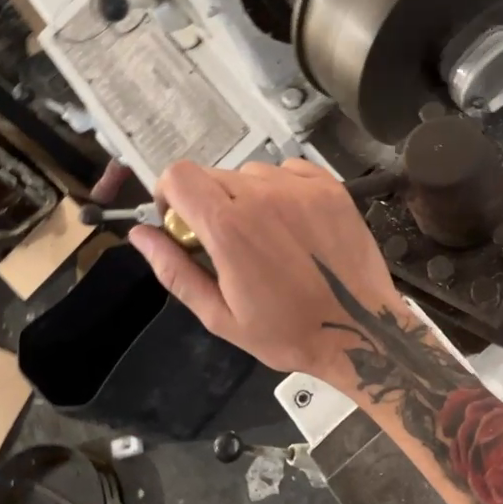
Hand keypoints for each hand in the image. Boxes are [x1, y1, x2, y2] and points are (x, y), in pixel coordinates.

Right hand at [128, 160, 401, 387]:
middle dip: (207, 203)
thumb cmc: (288, 332)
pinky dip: (281, 190)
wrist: (362, 331)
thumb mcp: (220, 315)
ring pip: (251, 173)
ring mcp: (301, 188)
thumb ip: (175, 270)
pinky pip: (288, 171)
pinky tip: (291, 224)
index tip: (179, 221)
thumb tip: (140, 235)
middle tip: (226, 244)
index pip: (178, 175)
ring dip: (246, 197)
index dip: (169, 194)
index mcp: (230, 228)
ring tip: (265, 237)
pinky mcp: (330, 188)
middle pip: (212, 175)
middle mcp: (264, 196)